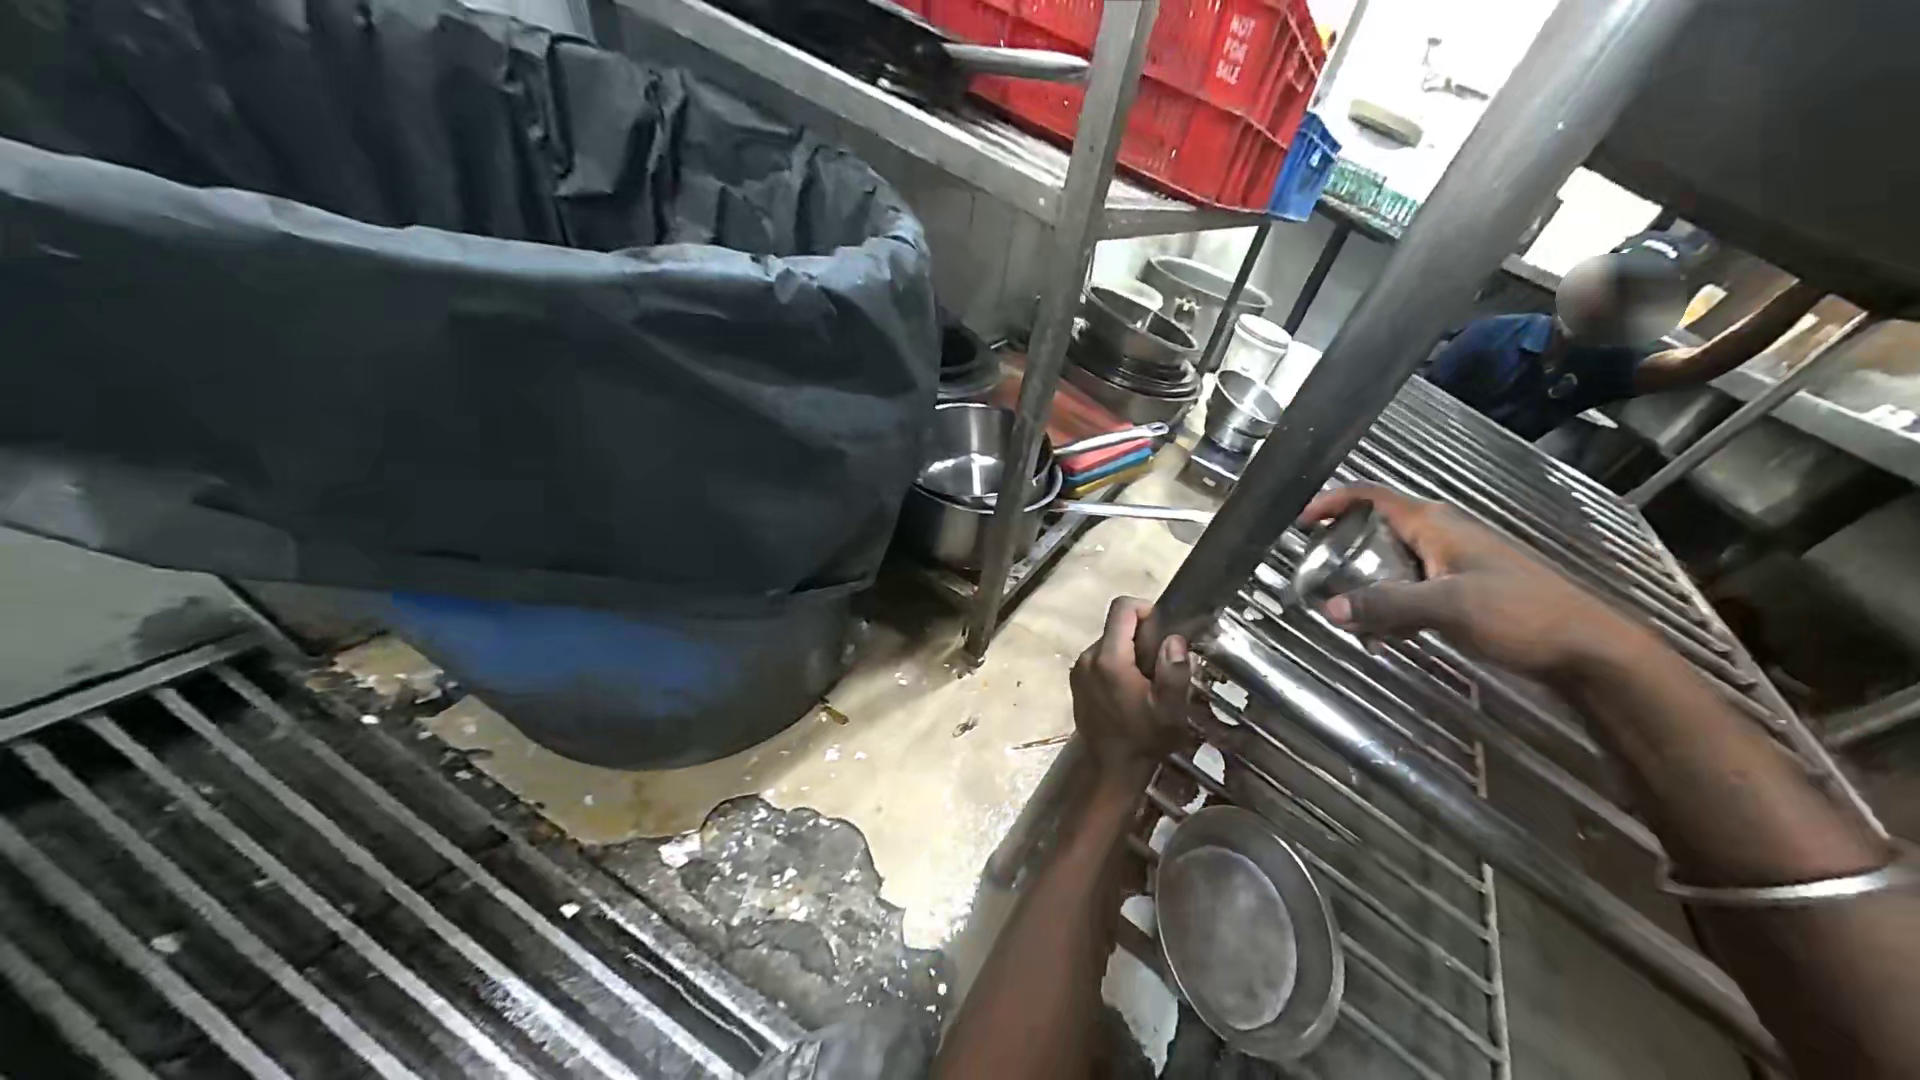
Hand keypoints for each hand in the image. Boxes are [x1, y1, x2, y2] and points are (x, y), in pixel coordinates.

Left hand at [1070, 598, 1191, 781]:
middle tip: (1158, 666)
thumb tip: (1174, 639)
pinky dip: (1116, 664)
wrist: (1112, 767)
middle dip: (1141, 637)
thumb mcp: (1170, 709)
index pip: (1122, 608)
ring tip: (1145, 682)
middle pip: (1116, 626)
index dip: (1145, 609)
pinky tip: (1128, 690)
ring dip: (1129, 652)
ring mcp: (1078, 668)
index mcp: (1109, 658)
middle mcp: (1087, 656)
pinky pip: (1099, 658)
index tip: (1161, 631)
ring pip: (1108, 642)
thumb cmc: (1144, 738)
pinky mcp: (1076, 679)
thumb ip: (1174, 671)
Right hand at [1299, 484, 1657, 680]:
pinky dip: (1387, 605)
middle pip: (1374, 530)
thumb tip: (1329, 608)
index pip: (1370, 497)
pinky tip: (1385, 635)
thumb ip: (1385, 604)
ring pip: (1388, 563)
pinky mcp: (1458, 590)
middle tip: (1316, 576)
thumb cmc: (1521, 613)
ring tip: (1347, 616)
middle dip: (1341, 552)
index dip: (1331, 502)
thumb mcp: (1447, 606)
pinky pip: (1406, 588)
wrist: (1589, 651)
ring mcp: (1449, 563)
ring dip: (1364, 586)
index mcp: (1434, 524)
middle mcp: (1438, 536)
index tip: (1300, 524)